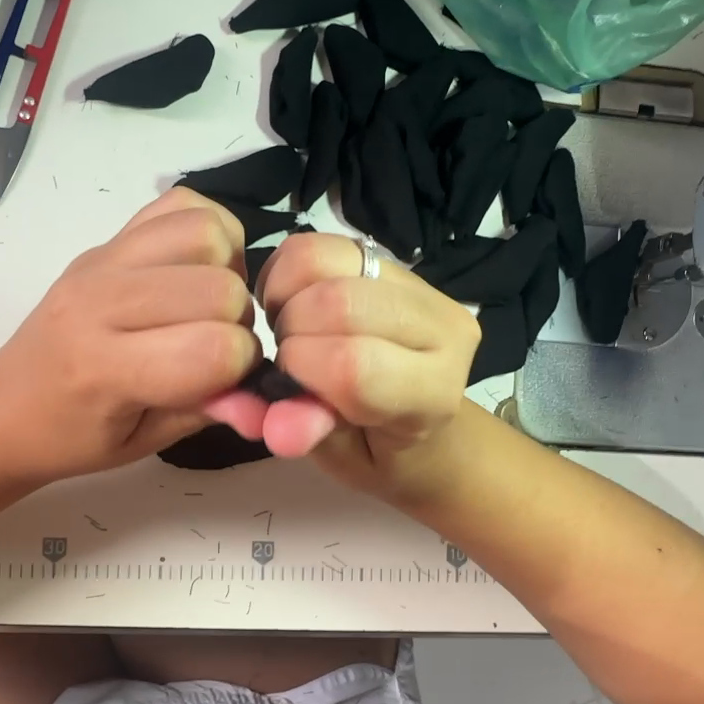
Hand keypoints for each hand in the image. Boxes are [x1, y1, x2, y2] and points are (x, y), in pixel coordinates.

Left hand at [0, 189, 258, 485]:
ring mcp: (101, 261)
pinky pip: (177, 205)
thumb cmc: (71, 438)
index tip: (223, 383)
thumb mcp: (141, 443)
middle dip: (238, 322)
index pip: (215, 347)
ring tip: (204, 305)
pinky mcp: (104, 242)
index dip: (241, 368)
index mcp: (106, 367)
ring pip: (206, 233)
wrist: (2, 409)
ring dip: (226, 270)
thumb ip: (206, 411)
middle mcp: (102, 302)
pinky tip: (193, 270)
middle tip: (214, 346)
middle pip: (219, 286)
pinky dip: (206, 231)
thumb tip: (265, 393)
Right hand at [251, 232, 480, 502]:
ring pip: (322, 260)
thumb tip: (264, 422)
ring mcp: (417, 285)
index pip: (354, 365)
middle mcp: (438, 328)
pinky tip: (293, 306)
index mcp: (433, 391)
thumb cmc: (379, 452)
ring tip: (291, 332)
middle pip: (339, 301)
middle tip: (289, 360)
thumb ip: (308, 434)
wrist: (423, 428)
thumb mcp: (343, 460)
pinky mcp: (388, 260)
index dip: (301, 370)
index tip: (291, 387)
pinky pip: (316, 244)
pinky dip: (284, 273)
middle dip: (290, 330)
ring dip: (284, 295)